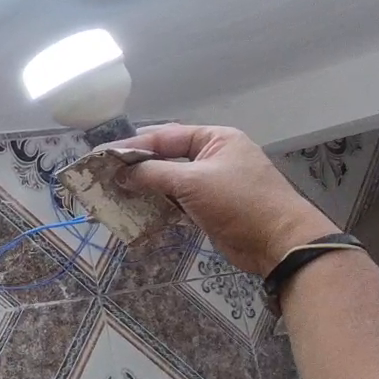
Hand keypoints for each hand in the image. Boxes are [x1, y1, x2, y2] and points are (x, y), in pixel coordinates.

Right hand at [109, 124, 334, 276]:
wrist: (279, 243)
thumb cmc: (239, 202)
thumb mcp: (192, 182)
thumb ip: (152, 174)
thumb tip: (120, 173)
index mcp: (215, 140)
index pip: (164, 136)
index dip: (130, 145)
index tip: (100, 156)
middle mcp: (212, 157)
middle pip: (163, 157)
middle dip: (133, 167)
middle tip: (101, 174)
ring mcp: (210, 182)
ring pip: (166, 180)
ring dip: (140, 187)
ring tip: (110, 192)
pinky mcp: (207, 206)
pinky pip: (172, 200)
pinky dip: (153, 204)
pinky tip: (133, 209)